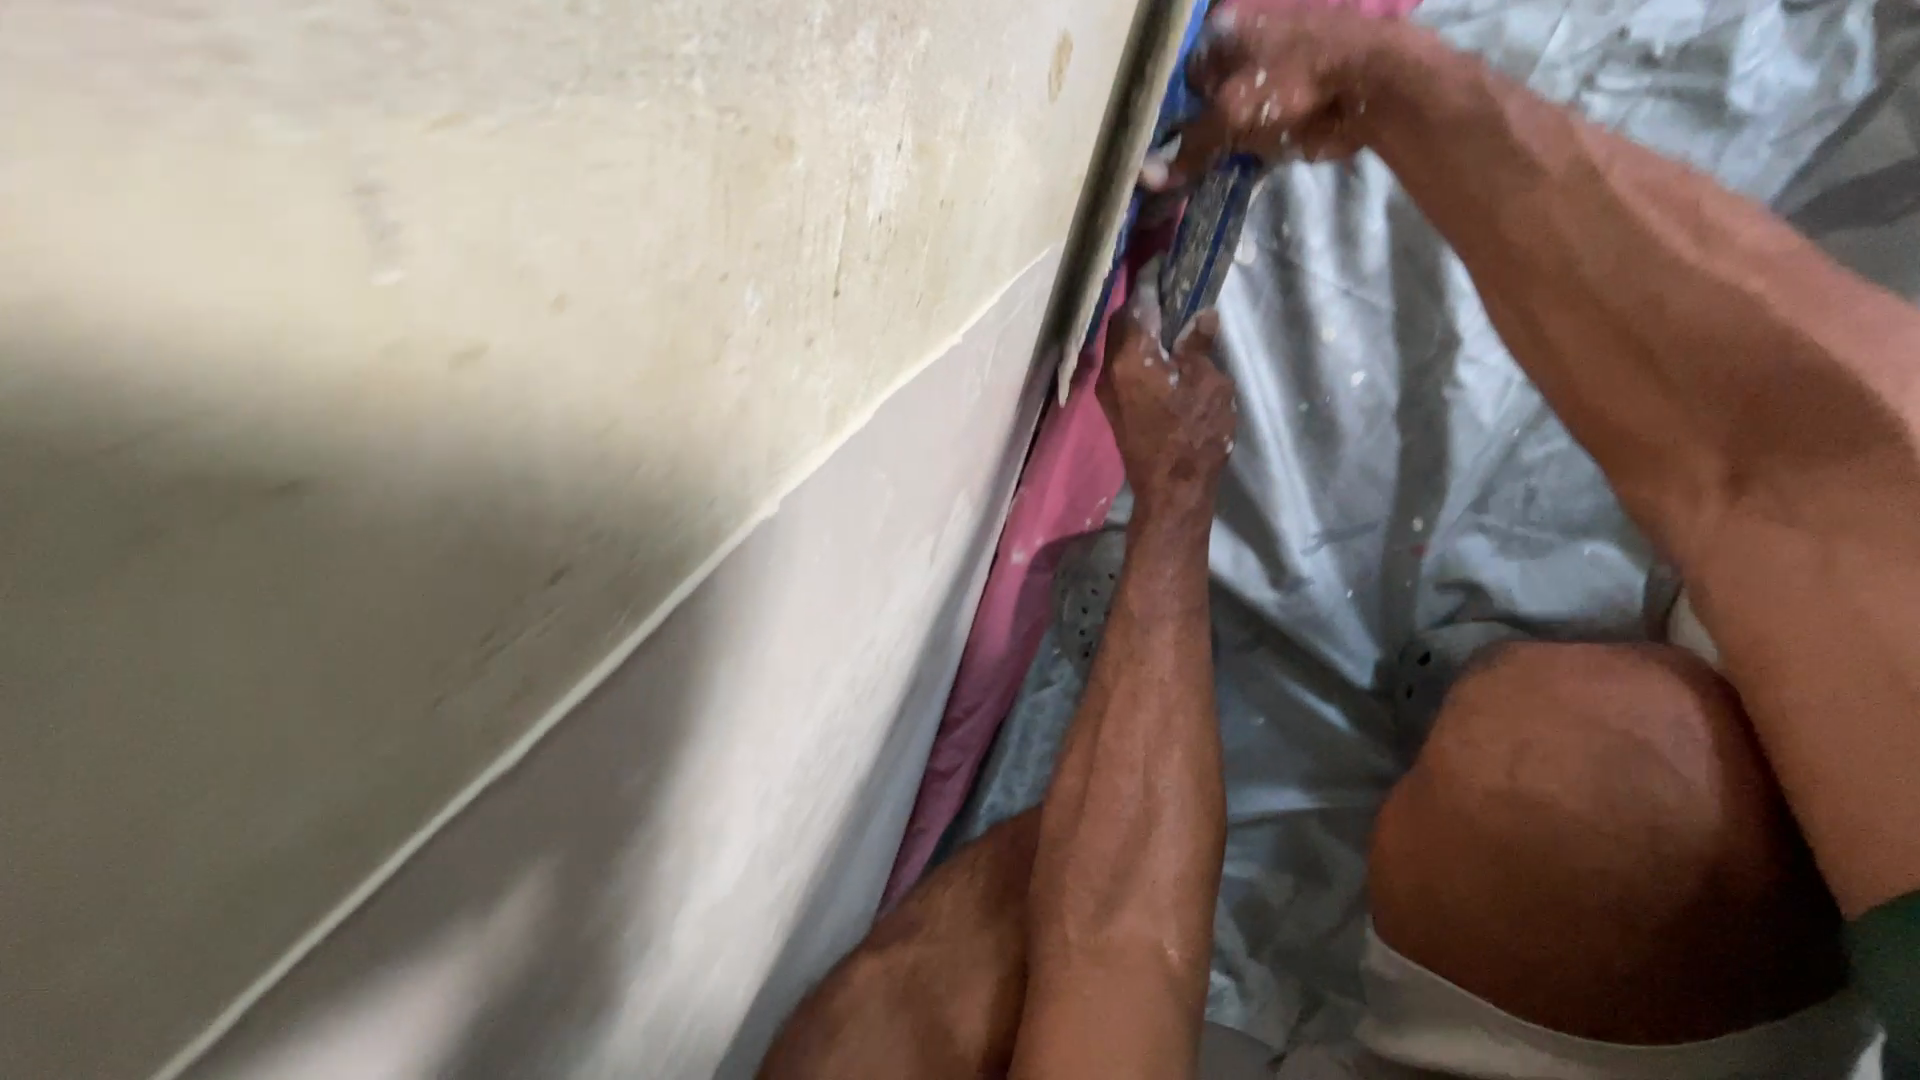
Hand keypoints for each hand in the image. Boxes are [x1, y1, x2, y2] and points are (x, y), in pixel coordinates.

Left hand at [1097, 273, 1236, 521]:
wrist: (1171, 491)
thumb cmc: (1195, 436)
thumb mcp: (1209, 385)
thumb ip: (1198, 346)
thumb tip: (1199, 317)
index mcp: (1132, 357)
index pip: (1139, 303)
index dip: (1152, 278)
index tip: (1163, 260)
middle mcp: (1110, 369)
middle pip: (1122, 322)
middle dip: (1142, 302)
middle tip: (1169, 289)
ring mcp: (1107, 390)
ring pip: (1118, 345)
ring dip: (1138, 328)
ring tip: (1168, 318)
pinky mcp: (1113, 407)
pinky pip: (1121, 366)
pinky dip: (1137, 351)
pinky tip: (1160, 351)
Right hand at [1141, 3, 1409, 190]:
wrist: (1367, 88)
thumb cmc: (1295, 81)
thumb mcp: (1232, 112)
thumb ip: (1190, 146)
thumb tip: (1146, 178)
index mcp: (1219, 36)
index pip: (1170, 82)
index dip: (1154, 117)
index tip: (1138, 151)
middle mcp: (1232, 57)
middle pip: (1189, 106)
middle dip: (1173, 139)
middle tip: (1149, 174)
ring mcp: (1253, 89)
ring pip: (1210, 129)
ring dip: (1195, 157)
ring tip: (1167, 186)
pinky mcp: (1270, 117)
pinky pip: (1233, 146)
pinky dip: (1220, 165)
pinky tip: (1198, 185)